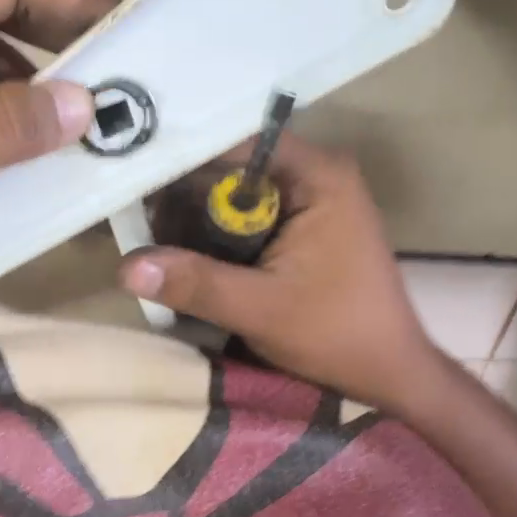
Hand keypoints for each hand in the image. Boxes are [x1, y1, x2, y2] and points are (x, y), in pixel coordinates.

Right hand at [119, 140, 443, 409]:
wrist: (391, 374)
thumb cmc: (338, 334)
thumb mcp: (261, 309)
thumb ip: (195, 283)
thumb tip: (125, 268)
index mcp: (317, 175)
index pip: (234, 143)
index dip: (181, 155)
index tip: (130, 172)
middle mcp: (312, 173)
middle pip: (227, 165)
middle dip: (179, 192)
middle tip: (129, 214)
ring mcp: (306, 198)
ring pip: (229, 191)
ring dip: (189, 216)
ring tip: (146, 238)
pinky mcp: (297, 224)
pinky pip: (241, 214)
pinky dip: (209, 232)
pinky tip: (176, 253)